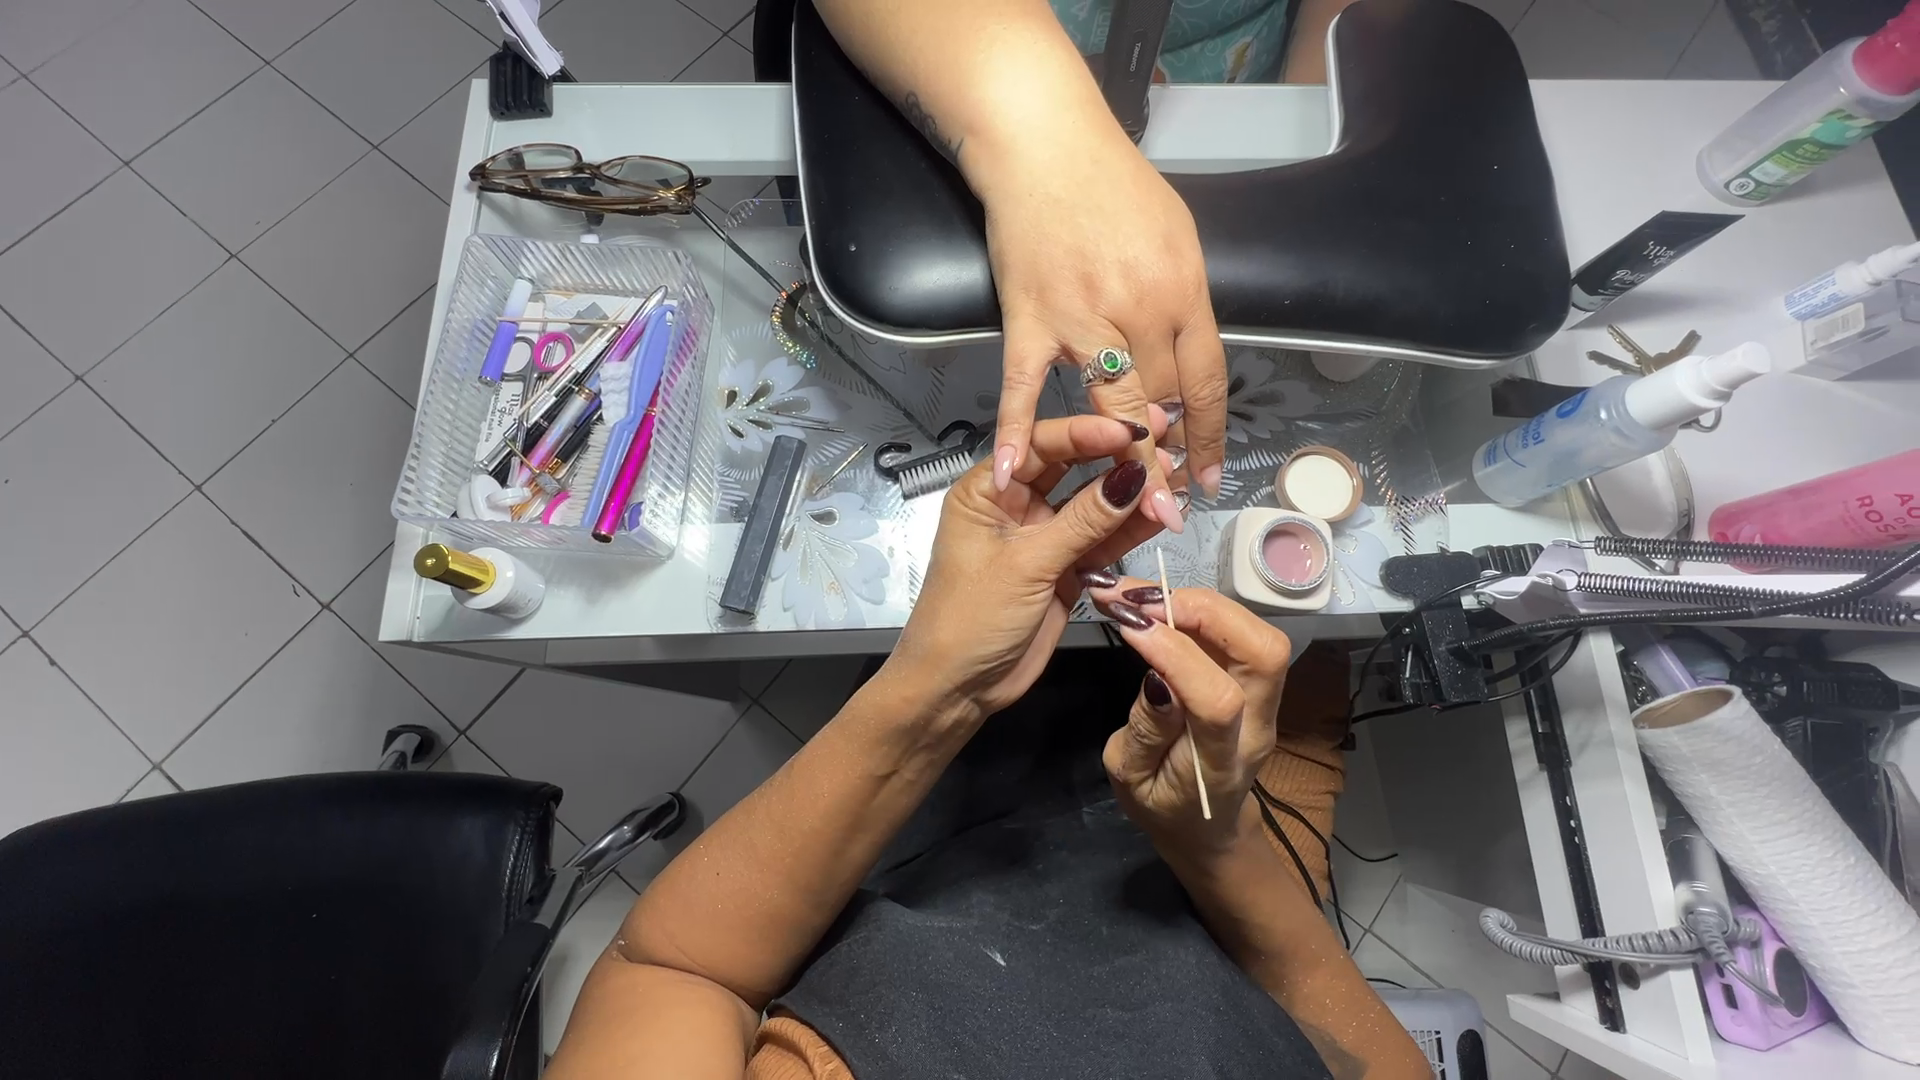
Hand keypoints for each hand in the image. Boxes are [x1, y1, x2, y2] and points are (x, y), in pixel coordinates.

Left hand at [885, 415, 1170, 723]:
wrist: (959, 687)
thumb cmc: (971, 617)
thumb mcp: (1026, 565)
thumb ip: (1083, 521)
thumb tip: (1134, 476)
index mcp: (987, 489)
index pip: (1040, 444)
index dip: (1086, 434)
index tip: (1132, 430)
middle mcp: (1016, 504)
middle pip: (1072, 467)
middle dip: (1116, 455)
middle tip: (1165, 437)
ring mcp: (1043, 536)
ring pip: (1093, 504)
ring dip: (1131, 493)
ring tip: (1175, 474)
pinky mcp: (1064, 568)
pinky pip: (1102, 540)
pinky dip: (1130, 530)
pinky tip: (1163, 513)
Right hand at [968, 118, 1226, 527]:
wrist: (1046, 149)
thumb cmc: (1116, 186)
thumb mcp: (1176, 236)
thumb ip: (1184, 303)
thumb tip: (1182, 363)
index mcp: (1182, 290)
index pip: (1205, 380)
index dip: (1208, 436)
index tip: (1206, 478)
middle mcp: (1139, 313)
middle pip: (1161, 403)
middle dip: (1168, 461)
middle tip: (1168, 510)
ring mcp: (1081, 323)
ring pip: (1110, 406)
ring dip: (1123, 463)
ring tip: (1131, 511)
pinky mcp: (1029, 326)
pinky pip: (1025, 389)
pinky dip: (1017, 434)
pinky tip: (1011, 477)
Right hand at [1087, 578, 1291, 855]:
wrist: (1207, 829)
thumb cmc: (1162, 808)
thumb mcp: (1131, 780)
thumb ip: (1146, 731)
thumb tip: (1157, 677)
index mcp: (1221, 761)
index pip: (1218, 699)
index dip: (1175, 653)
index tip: (1129, 626)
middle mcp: (1256, 726)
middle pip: (1264, 652)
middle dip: (1203, 610)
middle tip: (1142, 599)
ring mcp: (1266, 703)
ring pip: (1259, 635)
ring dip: (1201, 604)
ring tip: (1144, 598)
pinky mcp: (1257, 684)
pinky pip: (1242, 635)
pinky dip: (1201, 610)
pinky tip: (1161, 607)